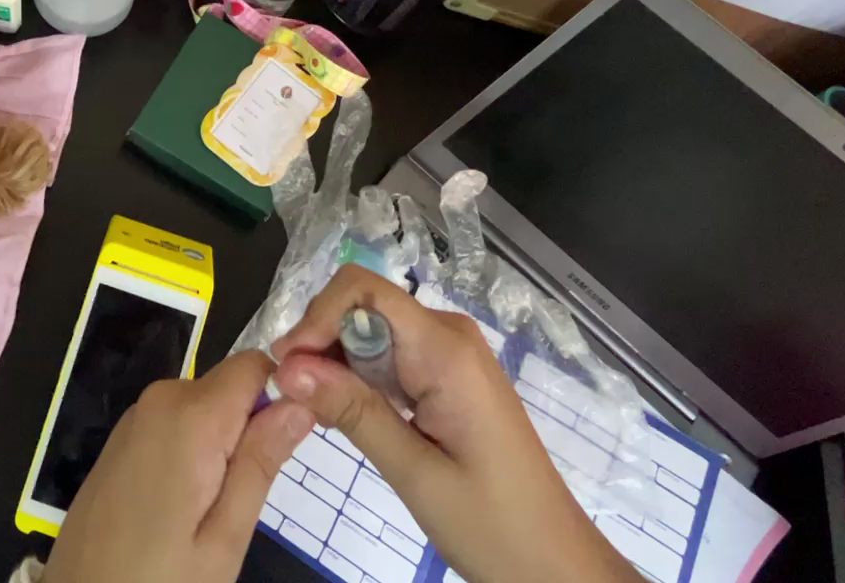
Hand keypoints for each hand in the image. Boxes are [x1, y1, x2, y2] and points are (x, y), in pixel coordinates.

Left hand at [42, 349, 314, 582]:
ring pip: (206, 405)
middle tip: (248, 495)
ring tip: (214, 506)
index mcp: (191, 415)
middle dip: (250, 428)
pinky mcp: (125, 435)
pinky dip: (194, 448)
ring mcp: (138, 415)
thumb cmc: (158, 577)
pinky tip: (185, 501)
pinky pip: (178, 422)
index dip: (281, 394)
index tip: (289, 444)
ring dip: (222, 443)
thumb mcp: (224, 536)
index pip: (254, 365)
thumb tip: (299, 403)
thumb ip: (260, 462)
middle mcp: (161, 398)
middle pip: (230, 387)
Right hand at [270, 265, 641, 582]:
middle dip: (321, 341)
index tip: (288, 365)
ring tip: (317, 411)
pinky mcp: (445, 372)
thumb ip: (351, 411)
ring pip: (370, 329)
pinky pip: (387, 352)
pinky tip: (347, 414)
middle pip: (362, 305)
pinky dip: (357, 375)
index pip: (364, 290)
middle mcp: (447, 334)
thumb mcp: (415, 473)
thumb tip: (286, 366)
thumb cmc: (494, 526)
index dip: (317, 315)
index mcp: (445, 350)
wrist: (559, 565)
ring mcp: (449, 351)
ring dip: (335, 361)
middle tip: (296, 397)